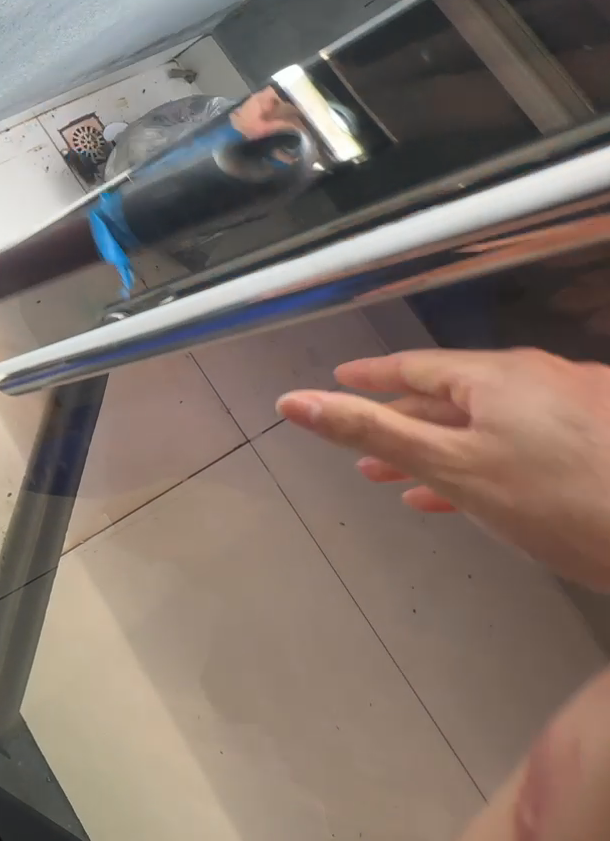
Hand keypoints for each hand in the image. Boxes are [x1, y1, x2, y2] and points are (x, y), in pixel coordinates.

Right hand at [277, 348, 609, 589]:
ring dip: (445, 446)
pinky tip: (475, 493)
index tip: (336, 381)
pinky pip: (537, 441)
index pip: (413, 366)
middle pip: (455, 393)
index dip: (369, 376)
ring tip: (404, 479)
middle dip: (402, 420)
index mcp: (500, 376)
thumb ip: (368, 430)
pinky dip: (492, 459)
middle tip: (360, 446)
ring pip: (496, 421)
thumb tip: (289, 400)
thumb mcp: (451, 468)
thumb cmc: (564, 502)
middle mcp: (548, 379)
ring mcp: (594, 409)